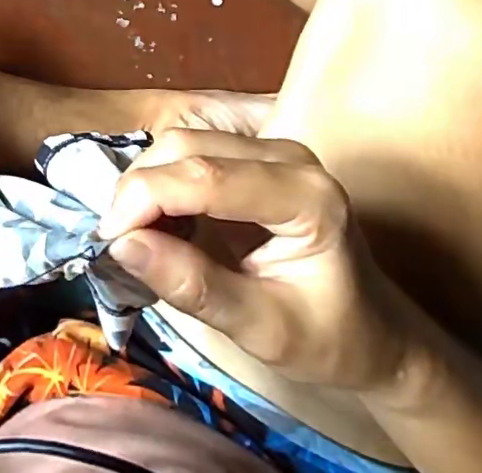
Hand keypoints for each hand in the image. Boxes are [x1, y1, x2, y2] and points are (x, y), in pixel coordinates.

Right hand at [99, 130, 417, 394]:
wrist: (372, 331)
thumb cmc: (329, 339)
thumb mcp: (264, 331)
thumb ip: (195, 287)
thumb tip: (120, 246)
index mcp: (306, 196)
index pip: (206, 177)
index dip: (145, 199)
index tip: (109, 239)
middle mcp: (287, 155)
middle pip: (186, 148)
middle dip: (138, 190)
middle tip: (117, 242)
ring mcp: (269, 147)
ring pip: (179, 143)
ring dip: (144, 184)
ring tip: (136, 235)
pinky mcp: (249, 152)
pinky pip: (186, 152)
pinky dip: (158, 184)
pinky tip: (157, 222)